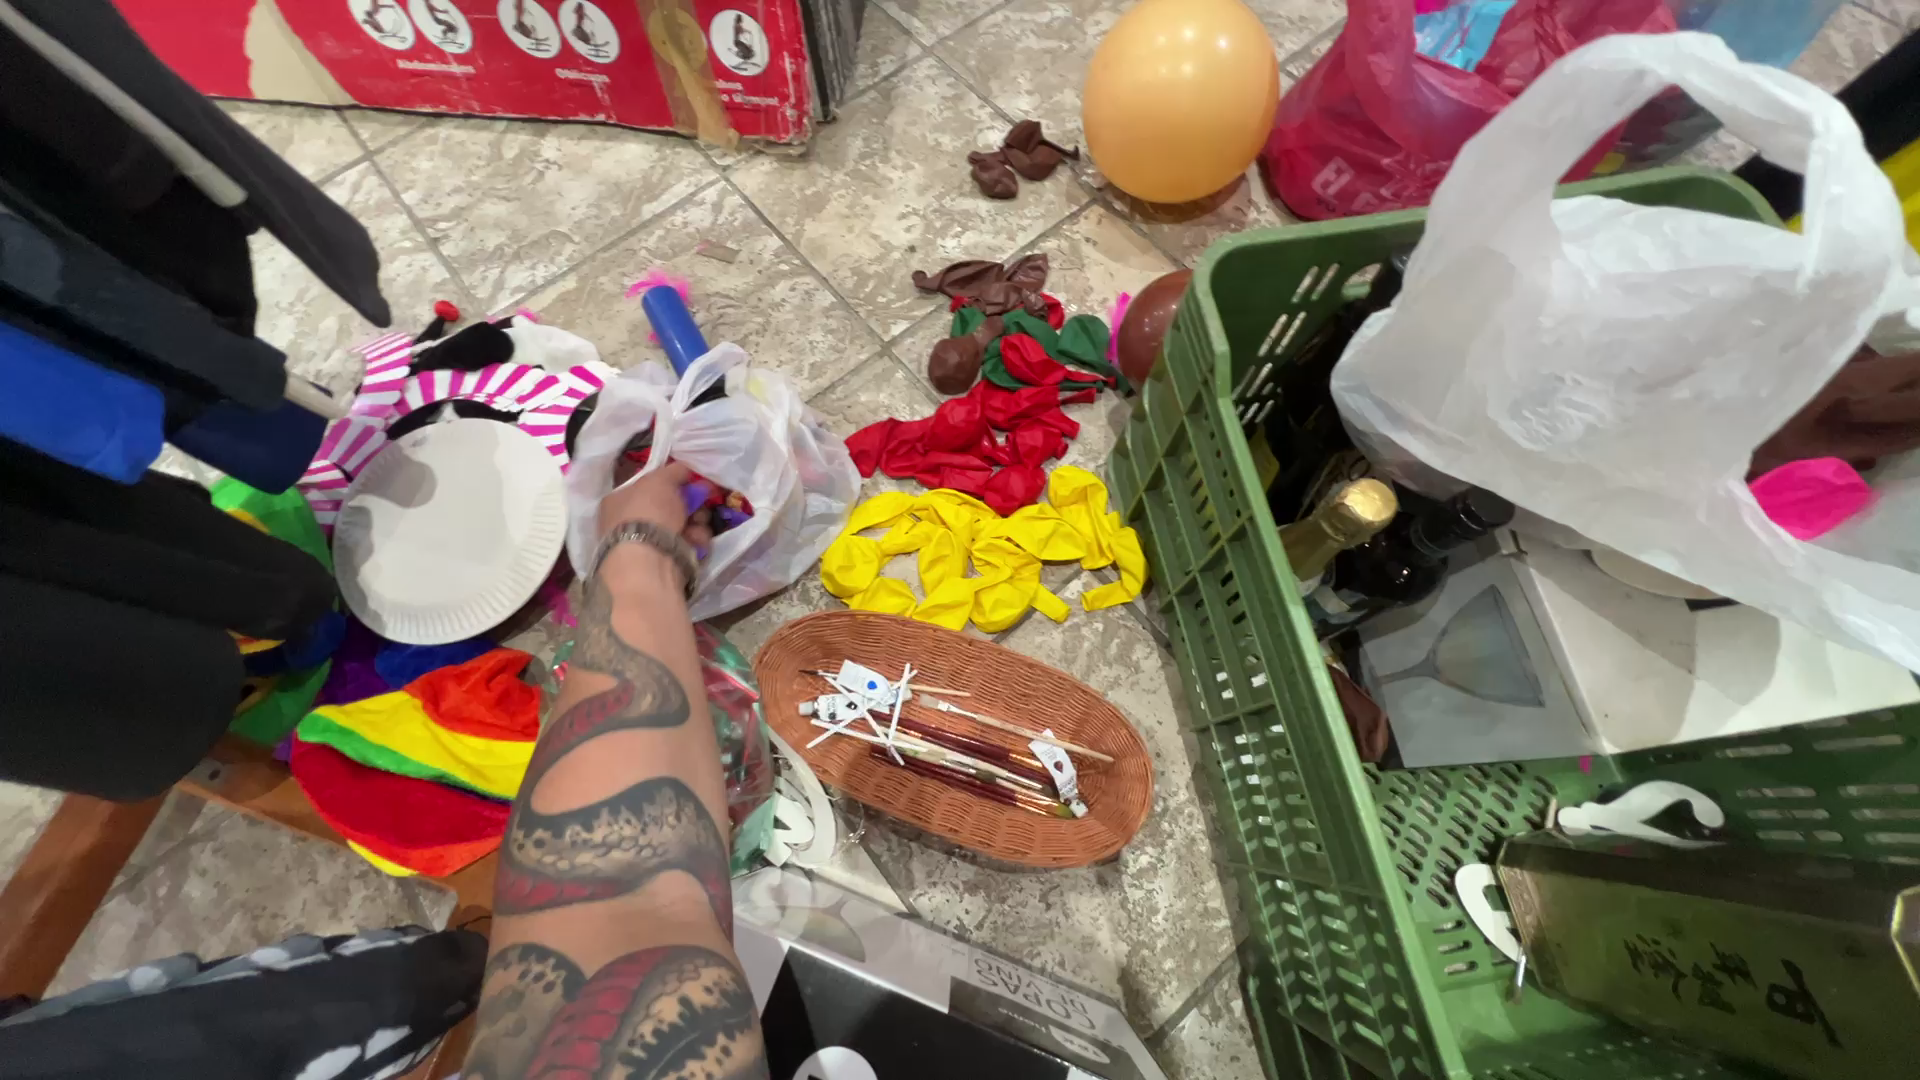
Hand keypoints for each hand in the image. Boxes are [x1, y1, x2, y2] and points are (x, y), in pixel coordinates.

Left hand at [598, 459, 715, 555]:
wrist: (649, 558)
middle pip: (671, 507)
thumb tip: (686, 470)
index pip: (649, 486)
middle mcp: (631, 523)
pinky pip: (690, 545)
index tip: (692, 482)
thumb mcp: (661, 479)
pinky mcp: (666, 562)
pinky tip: (696, 542)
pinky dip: (697, 542)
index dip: (673, 483)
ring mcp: (649, 545)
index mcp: (619, 500)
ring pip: (685, 525)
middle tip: (701, 504)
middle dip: (691, 504)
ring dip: (698, 523)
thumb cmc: (648, 512)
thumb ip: (675, 471)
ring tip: (697, 527)